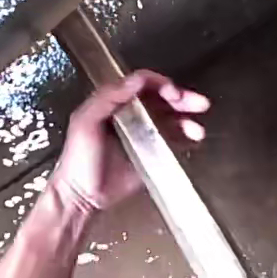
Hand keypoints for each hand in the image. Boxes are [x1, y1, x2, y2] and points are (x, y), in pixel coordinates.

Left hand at [49, 70, 209, 214]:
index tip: (173, 92)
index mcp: (114, 103)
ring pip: (170, 119)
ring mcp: (141, 135)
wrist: (80, 197)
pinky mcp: (150, 154)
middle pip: (160, 99)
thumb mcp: (85, 123)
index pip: (142, 84)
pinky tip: (193, 139)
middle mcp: (130, 115)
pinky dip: (184, 138)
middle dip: (182, 99)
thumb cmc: (78, 159)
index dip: (160, 84)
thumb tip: (135, 80)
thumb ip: (107, 98)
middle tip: (198, 103)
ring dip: (186, 119)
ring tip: (198, 129)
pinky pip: (171, 141)